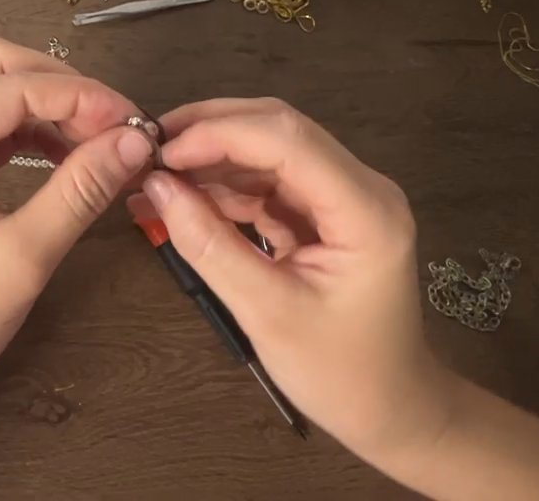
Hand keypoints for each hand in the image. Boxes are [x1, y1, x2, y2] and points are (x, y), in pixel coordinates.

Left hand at [0, 39, 155, 430]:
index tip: (132, 121)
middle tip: (115, 121)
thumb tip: (136, 141)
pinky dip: (41, 132)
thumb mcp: (21, 257)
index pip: (11, 88)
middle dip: (63, 84)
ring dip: (55, 106)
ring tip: (104, 139)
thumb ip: (79, 192)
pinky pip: (0, 127)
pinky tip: (73, 156)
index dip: (78, 96)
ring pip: (1, 92)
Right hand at [133, 98, 454, 464]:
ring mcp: (338, 193)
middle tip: (148, 146)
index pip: (288, 141)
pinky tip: (180, 195)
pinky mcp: (318, 208)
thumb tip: (156, 187)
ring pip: (265, 147)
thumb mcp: (267, 314)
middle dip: (210, 130)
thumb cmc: (340, 373)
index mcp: (365, 209)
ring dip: (209, 155)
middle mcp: (358, 185)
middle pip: (277, 128)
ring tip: (153, 172)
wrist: (389, 410)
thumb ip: (210, 246)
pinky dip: (219, 183)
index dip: (221, 134)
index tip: (161, 151)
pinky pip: (263, 178)